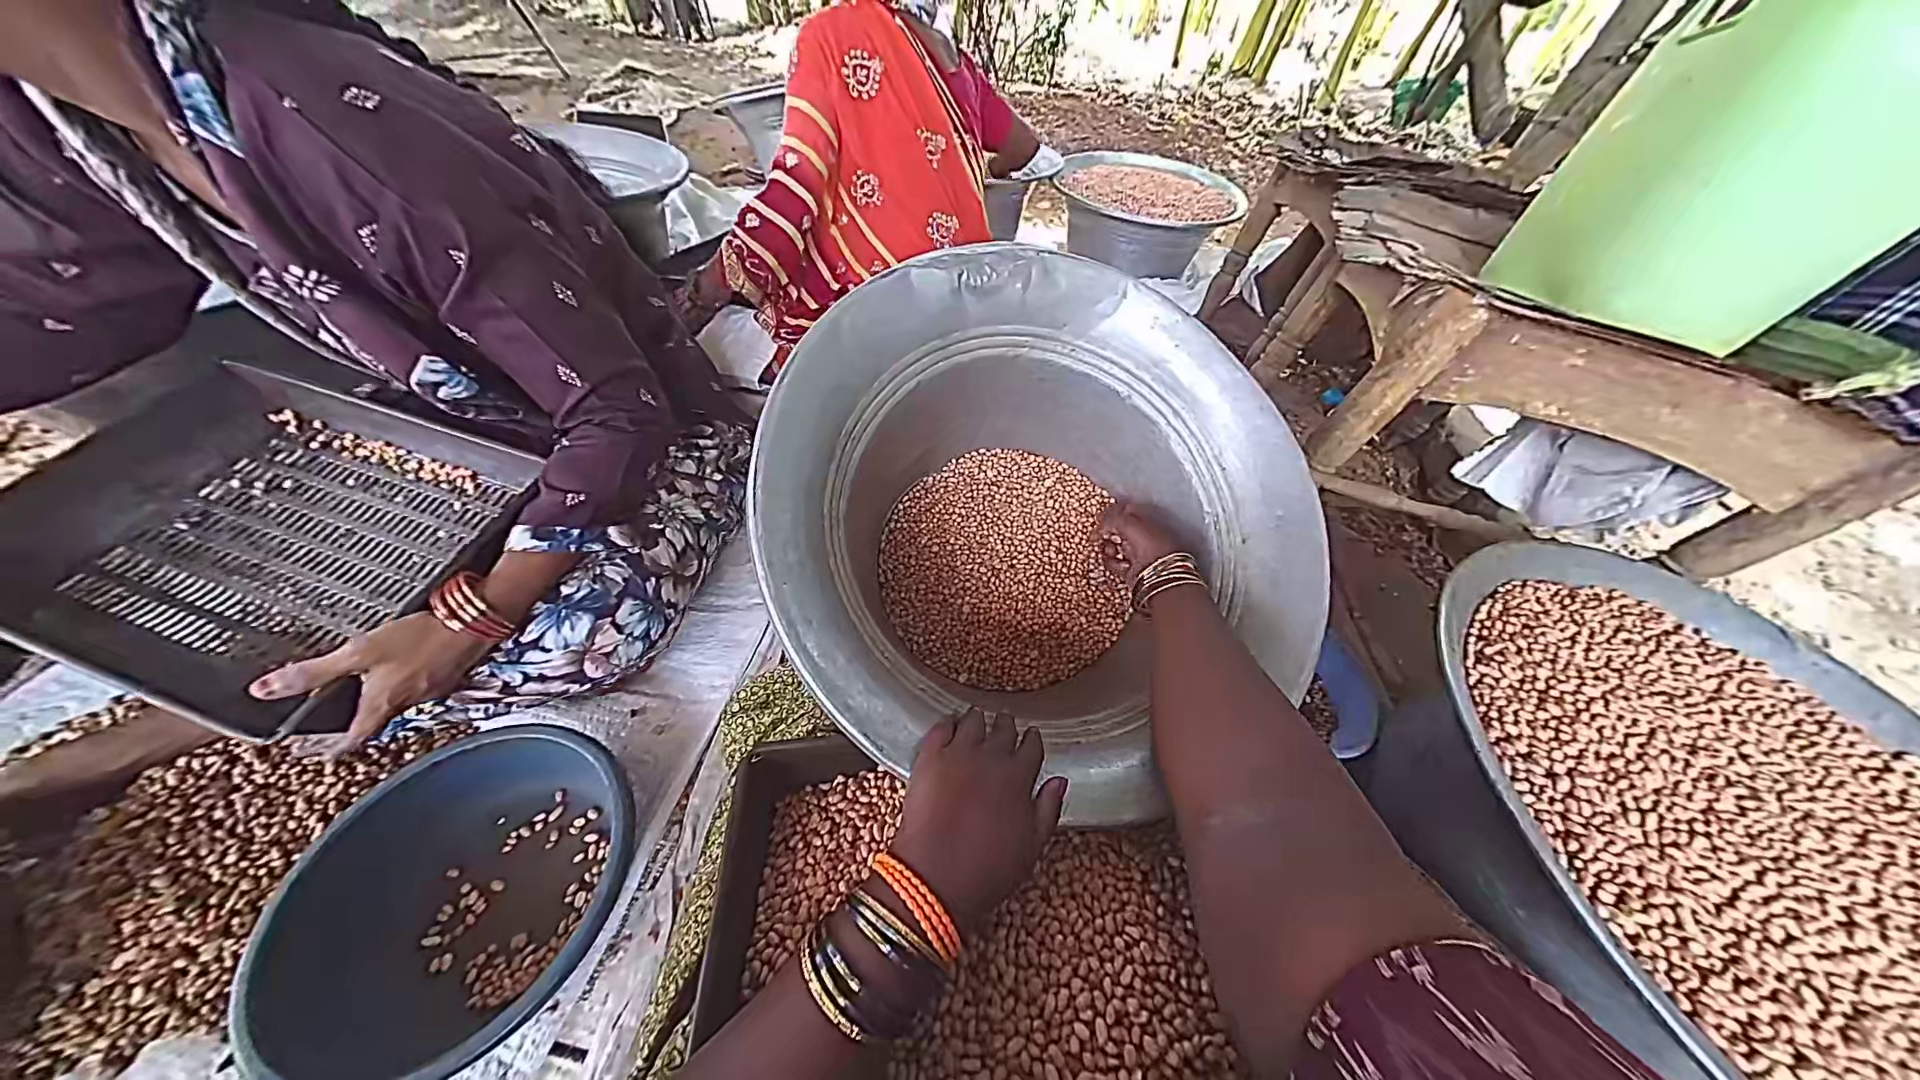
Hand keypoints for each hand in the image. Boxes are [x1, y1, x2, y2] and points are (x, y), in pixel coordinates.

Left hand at [247, 612, 492, 754]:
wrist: (473, 622)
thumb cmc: (419, 637)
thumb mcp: (359, 652)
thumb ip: (312, 672)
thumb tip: (263, 691)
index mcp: (380, 704)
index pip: (348, 741)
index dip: (324, 749)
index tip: (306, 751)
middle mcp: (406, 703)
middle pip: (372, 722)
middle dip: (347, 723)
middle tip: (324, 718)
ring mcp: (430, 691)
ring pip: (396, 704)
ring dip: (376, 701)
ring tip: (360, 688)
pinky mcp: (447, 677)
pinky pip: (417, 689)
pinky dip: (402, 685)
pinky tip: (400, 668)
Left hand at [888, 708, 1066, 928]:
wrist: (935, 877)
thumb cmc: (986, 869)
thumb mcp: (1032, 846)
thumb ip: (1048, 808)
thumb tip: (1059, 782)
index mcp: (1019, 777)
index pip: (1032, 744)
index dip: (1031, 740)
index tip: (1029, 740)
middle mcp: (991, 757)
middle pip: (1004, 727)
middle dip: (1006, 726)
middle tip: (1004, 726)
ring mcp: (958, 753)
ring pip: (973, 720)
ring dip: (978, 721)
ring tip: (977, 723)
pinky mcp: (929, 756)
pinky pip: (942, 726)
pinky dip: (948, 724)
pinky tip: (950, 728)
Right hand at [1100, 500, 1186, 586]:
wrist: (1160, 575)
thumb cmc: (1152, 545)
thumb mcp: (1129, 523)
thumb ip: (1111, 518)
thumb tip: (1099, 525)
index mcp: (1148, 518)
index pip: (1125, 510)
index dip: (1111, 513)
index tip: (1100, 518)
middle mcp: (1143, 535)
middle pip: (1117, 529)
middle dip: (1107, 532)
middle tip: (1102, 536)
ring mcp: (1137, 552)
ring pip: (1113, 545)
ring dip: (1108, 549)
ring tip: (1112, 552)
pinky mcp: (1130, 569)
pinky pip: (1113, 562)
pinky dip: (1113, 563)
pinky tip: (1122, 564)